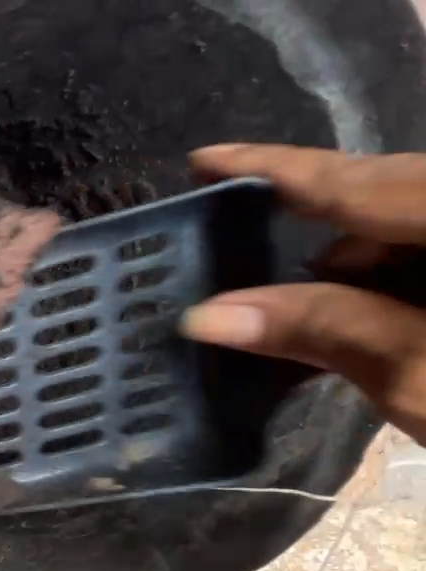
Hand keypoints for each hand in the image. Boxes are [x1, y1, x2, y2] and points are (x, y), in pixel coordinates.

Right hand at [180, 144, 425, 441]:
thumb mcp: (423, 375)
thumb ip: (323, 328)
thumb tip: (208, 314)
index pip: (368, 182)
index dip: (279, 171)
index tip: (203, 158)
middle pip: (405, 204)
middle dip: (332, 250)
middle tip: (263, 300)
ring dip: (372, 277)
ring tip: (332, 333)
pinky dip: (414, 289)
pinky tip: (392, 329)